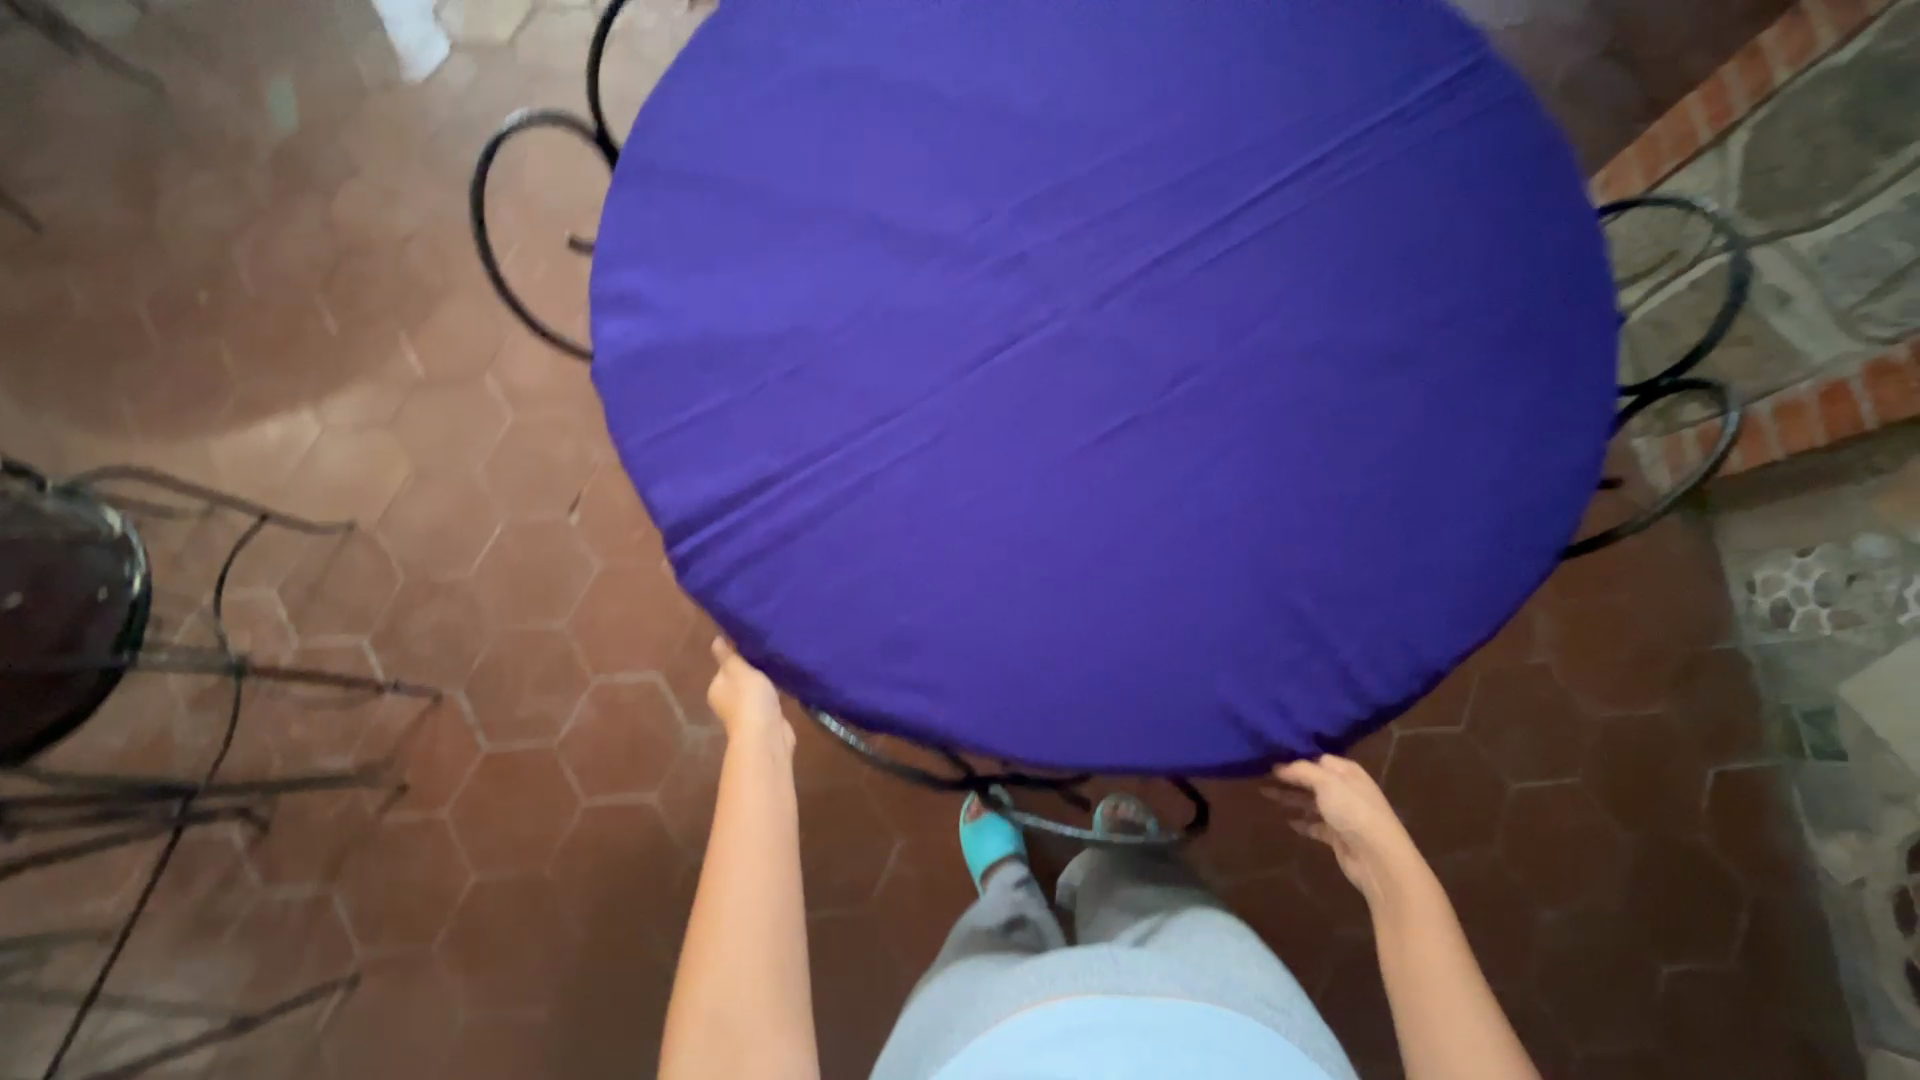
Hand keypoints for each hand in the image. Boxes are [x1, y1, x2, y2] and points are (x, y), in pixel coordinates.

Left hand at [707, 638, 793, 748]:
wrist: (766, 735)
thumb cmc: (749, 699)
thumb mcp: (739, 670)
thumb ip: (729, 655)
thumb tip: (716, 638)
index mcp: (717, 687)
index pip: (725, 665)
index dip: (738, 653)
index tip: (754, 640)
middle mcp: (727, 700)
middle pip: (740, 677)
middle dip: (753, 666)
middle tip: (770, 648)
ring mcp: (746, 711)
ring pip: (755, 688)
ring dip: (765, 680)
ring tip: (779, 662)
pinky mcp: (764, 718)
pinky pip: (768, 699)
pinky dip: (774, 692)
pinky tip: (785, 682)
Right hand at [1269, 755, 1424, 907]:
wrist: (1377, 857)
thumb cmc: (1353, 811)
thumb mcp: (1326, 782)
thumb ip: (1301, 770)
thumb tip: (1279, 766)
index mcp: (1347, 772)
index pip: (1317, 759)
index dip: (1295, 758)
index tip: (1271, 757)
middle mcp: (1345, 790)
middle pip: (1311, 780)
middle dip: (1288, 778)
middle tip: (1260, 774)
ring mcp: (1342, 814)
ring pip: (1310, 802)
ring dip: (1290, 798)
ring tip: (1265, 794)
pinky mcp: (1337, 835)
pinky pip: (1314, 825)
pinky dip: (1301, 822)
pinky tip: (1285, 820)